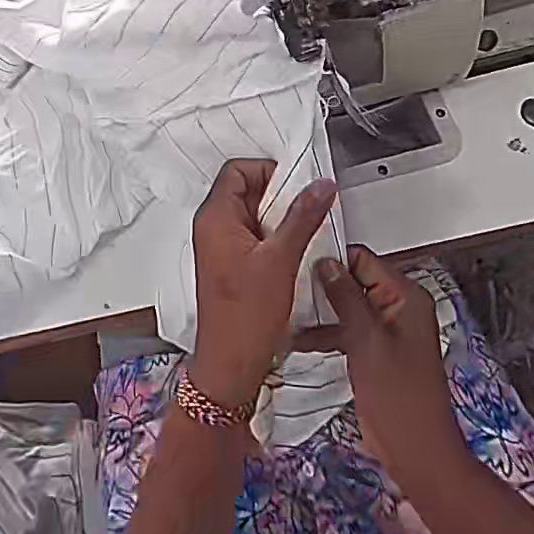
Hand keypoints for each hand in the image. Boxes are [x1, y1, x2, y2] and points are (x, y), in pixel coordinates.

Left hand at [189, 159, 336, 406]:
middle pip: (246, 190)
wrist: (232, 363)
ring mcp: (221, 247)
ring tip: (302, 234)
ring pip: (253, 214)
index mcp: (215, 219)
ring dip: (280, 219)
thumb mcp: (281, 259)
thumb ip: (302, 217)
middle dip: (279, 196)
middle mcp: (213, 229)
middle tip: (305, 209)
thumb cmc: (245, 317)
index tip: (296, 186)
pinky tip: (294, 252)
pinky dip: (275, 237)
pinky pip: (254, 236)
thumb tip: (320, 187)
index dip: (268, 171)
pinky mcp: (232, 264)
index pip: (238, 170)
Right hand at [305, 247, 466, 486]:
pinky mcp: (376, 351)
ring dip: (321, 312)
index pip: (365, 260)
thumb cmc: (397, 395)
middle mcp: (398, 306)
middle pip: (356, 281)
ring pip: (348, 307)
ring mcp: (387, 329)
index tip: (299, 265)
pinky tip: (298, 340)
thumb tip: (326, 263)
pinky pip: (349, 330)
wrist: (416, 450)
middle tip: (287, 288)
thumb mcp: (366, 340)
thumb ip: (346, 298)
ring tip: (285, 313)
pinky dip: (328, 333)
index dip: (334, 260)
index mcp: (406, 296)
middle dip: (323, 286)